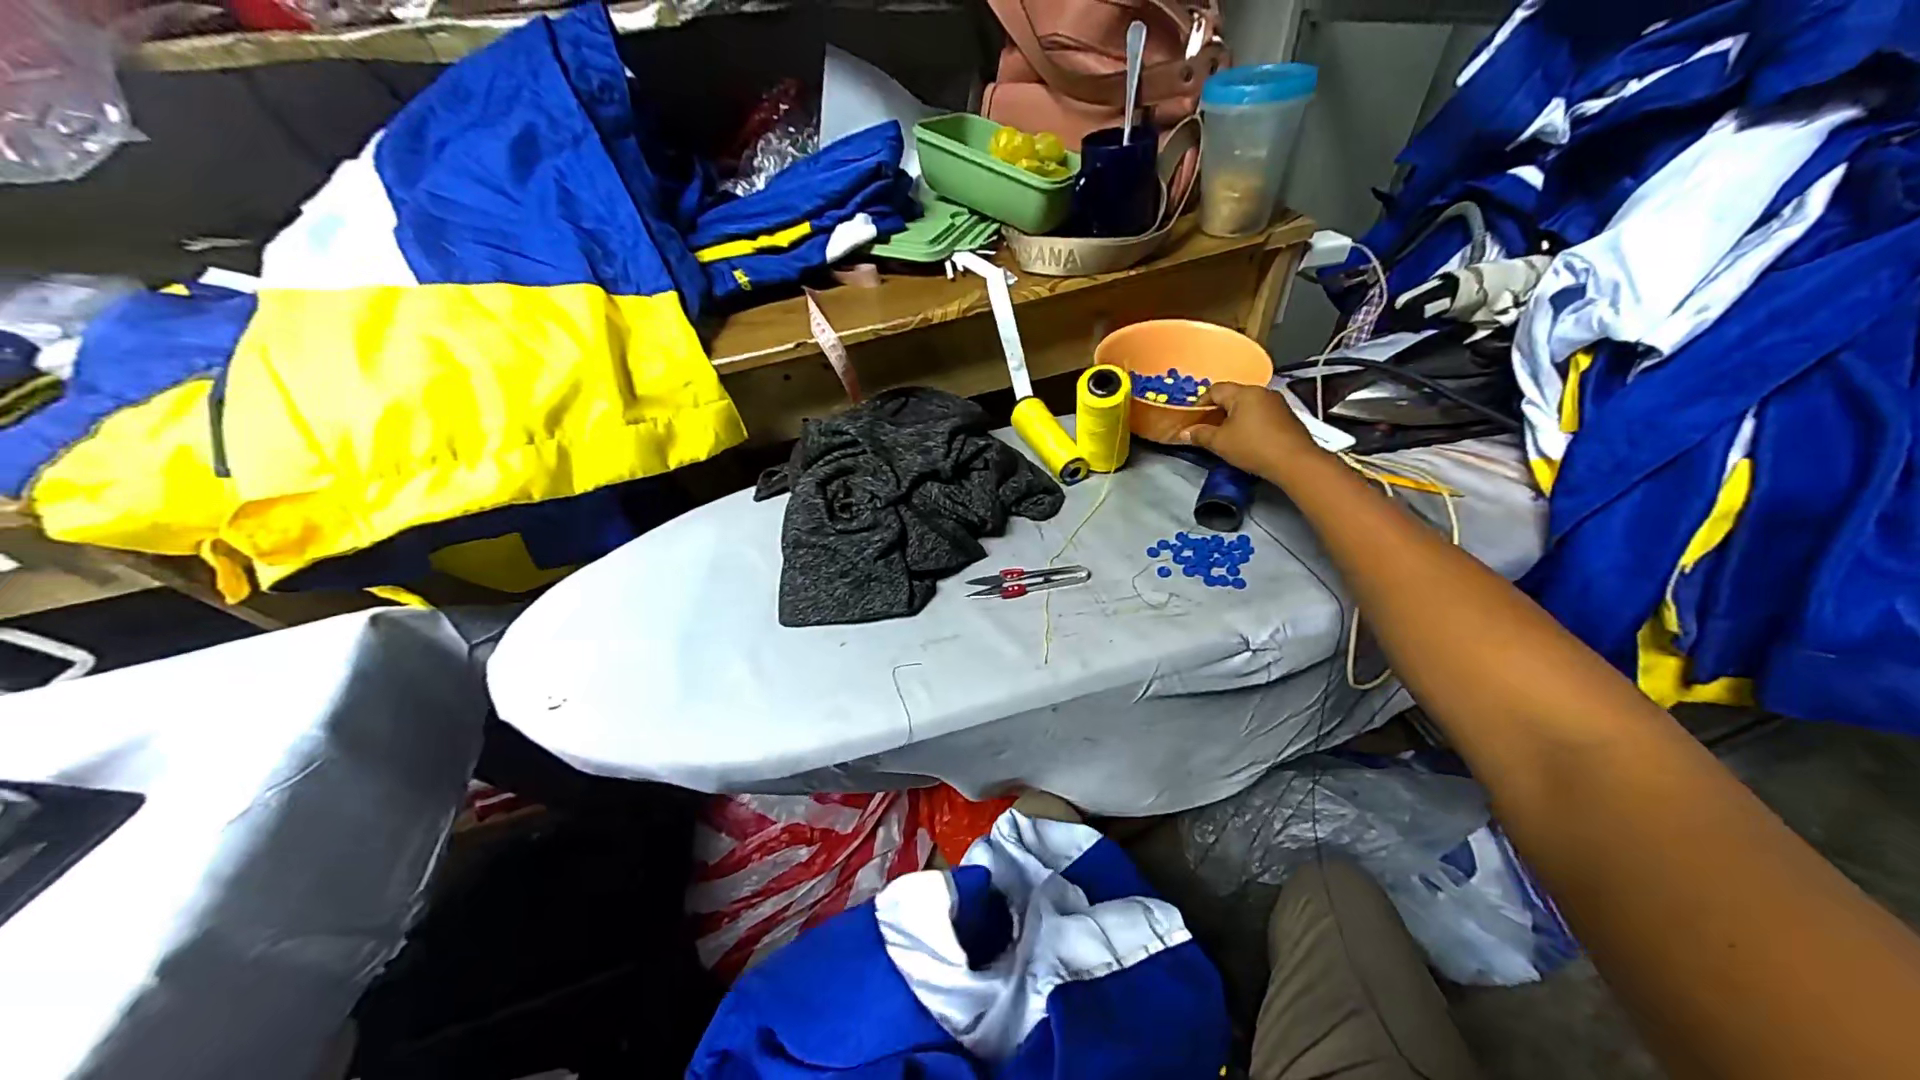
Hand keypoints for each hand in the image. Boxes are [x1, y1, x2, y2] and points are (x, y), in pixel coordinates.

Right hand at [1175, 382, 1319, 475]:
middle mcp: (1261, 392)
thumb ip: (1199, 435)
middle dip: (1217, 410)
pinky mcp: (1286, 415)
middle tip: (1207, 429)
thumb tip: (1184, 433)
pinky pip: (1260, 413)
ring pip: (1247, 405)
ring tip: (1225, 435)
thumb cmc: (1253, 447)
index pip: (1215, 389)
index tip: (1193, 419)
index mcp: (1243, 393)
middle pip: (1232, 396)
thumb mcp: (1220, 443)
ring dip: (1233, 417)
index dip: (1200, 403)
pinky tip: (1246, 439)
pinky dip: (1249, 422)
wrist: (1294, 461)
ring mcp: (1276, 402)